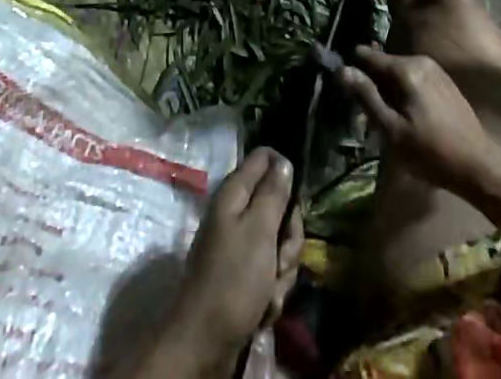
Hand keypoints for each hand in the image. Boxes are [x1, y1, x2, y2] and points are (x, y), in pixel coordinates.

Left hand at [164, 148, 302, 372]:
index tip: (295, 198)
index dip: (284, 170)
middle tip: (280, 256)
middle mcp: (236, 214)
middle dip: (289, 235)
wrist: (206, 341)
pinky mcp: (243, 274)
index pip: (263, 158)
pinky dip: (272, 289)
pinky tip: (264, 305)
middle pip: (278, 205)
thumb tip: (283, 161)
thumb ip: (273, 193)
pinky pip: (271, 270)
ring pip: (279, 242)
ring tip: (270, 289)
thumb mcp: (260, 230)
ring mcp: (239, 246)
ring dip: (282, 268)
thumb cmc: (233, 279)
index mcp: (234, 195)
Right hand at [337, 46, 497, 191]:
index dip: (351, 68)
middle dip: (371, 82)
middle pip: (384, 64)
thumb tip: (342, 69)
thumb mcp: (391, 129)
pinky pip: (414, 79)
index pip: (367, 55)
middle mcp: (422, 61)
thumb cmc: (430, 151)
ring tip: (381, 117)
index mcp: (407, 69)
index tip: (339, 83)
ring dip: (387, 89)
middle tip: (362, 112)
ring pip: (399, 73)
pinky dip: (403, 92)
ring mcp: (436, 70)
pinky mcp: (445, 83)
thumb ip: (366, 96)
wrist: (477, 166)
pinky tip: (402, 115)